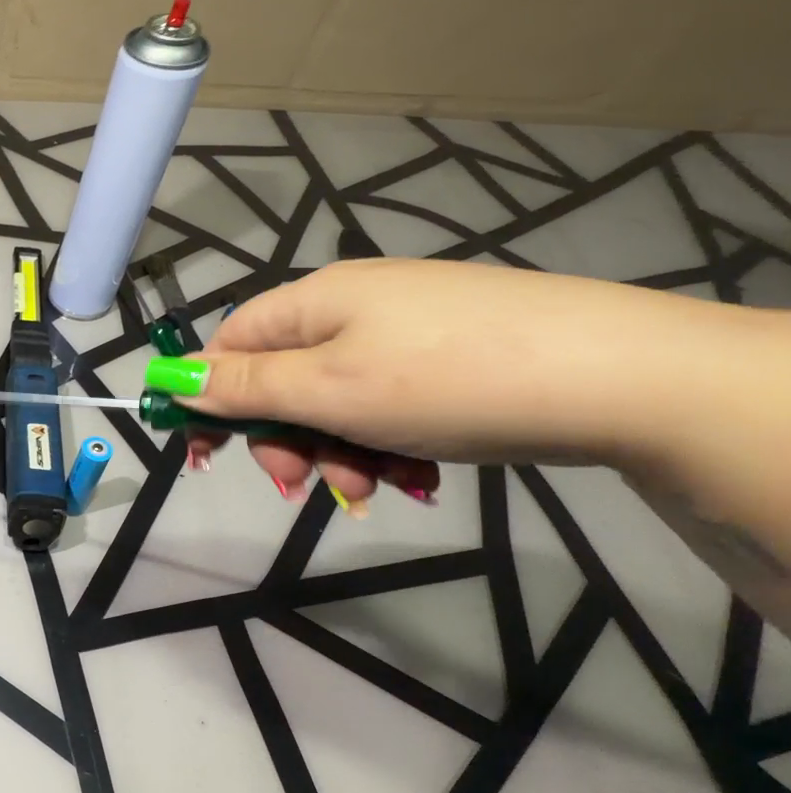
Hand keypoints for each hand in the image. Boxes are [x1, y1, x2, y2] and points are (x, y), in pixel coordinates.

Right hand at [182, 259, 699, 506]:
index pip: (228, 345)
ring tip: (374, 490)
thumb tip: (174, 379)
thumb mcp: (326, 390)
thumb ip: (244, 387)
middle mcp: (353, 308)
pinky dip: (385, 446)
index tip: (201, 458)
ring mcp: (406, 332)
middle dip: (285, 440)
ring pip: (333, 403)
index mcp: (314, 302)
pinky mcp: (449, 360)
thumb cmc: (444, 380)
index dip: (205, 399)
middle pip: (281, 381)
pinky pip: (385, 407)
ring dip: (336, 454)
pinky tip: (415, 476)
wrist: (619, 377)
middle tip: (302, 486)